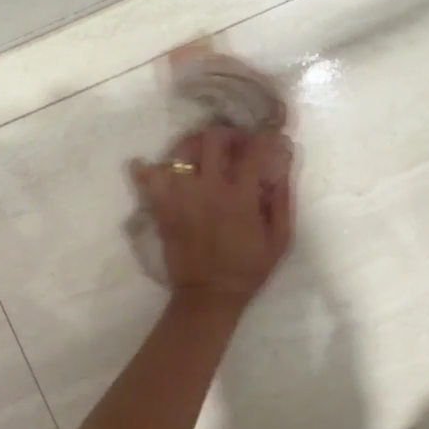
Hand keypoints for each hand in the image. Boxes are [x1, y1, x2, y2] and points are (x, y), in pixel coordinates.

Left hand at [132, 124, 294, 307]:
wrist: (209, 295)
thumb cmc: (248, 269)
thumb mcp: (280, 238)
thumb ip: (282, 199)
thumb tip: (281, 165)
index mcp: (240, 195)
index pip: (254, 149)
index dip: (263, 137)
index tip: (266, 141)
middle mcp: (208, 188)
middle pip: (212, 139)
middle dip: (226, 134)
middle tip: (232, 144)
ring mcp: (181, 197)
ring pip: (180, 151)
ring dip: (192, 145)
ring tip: (199, 154)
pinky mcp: (162, 208)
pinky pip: (148, 179)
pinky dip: (145, 168)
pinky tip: (148, 165)